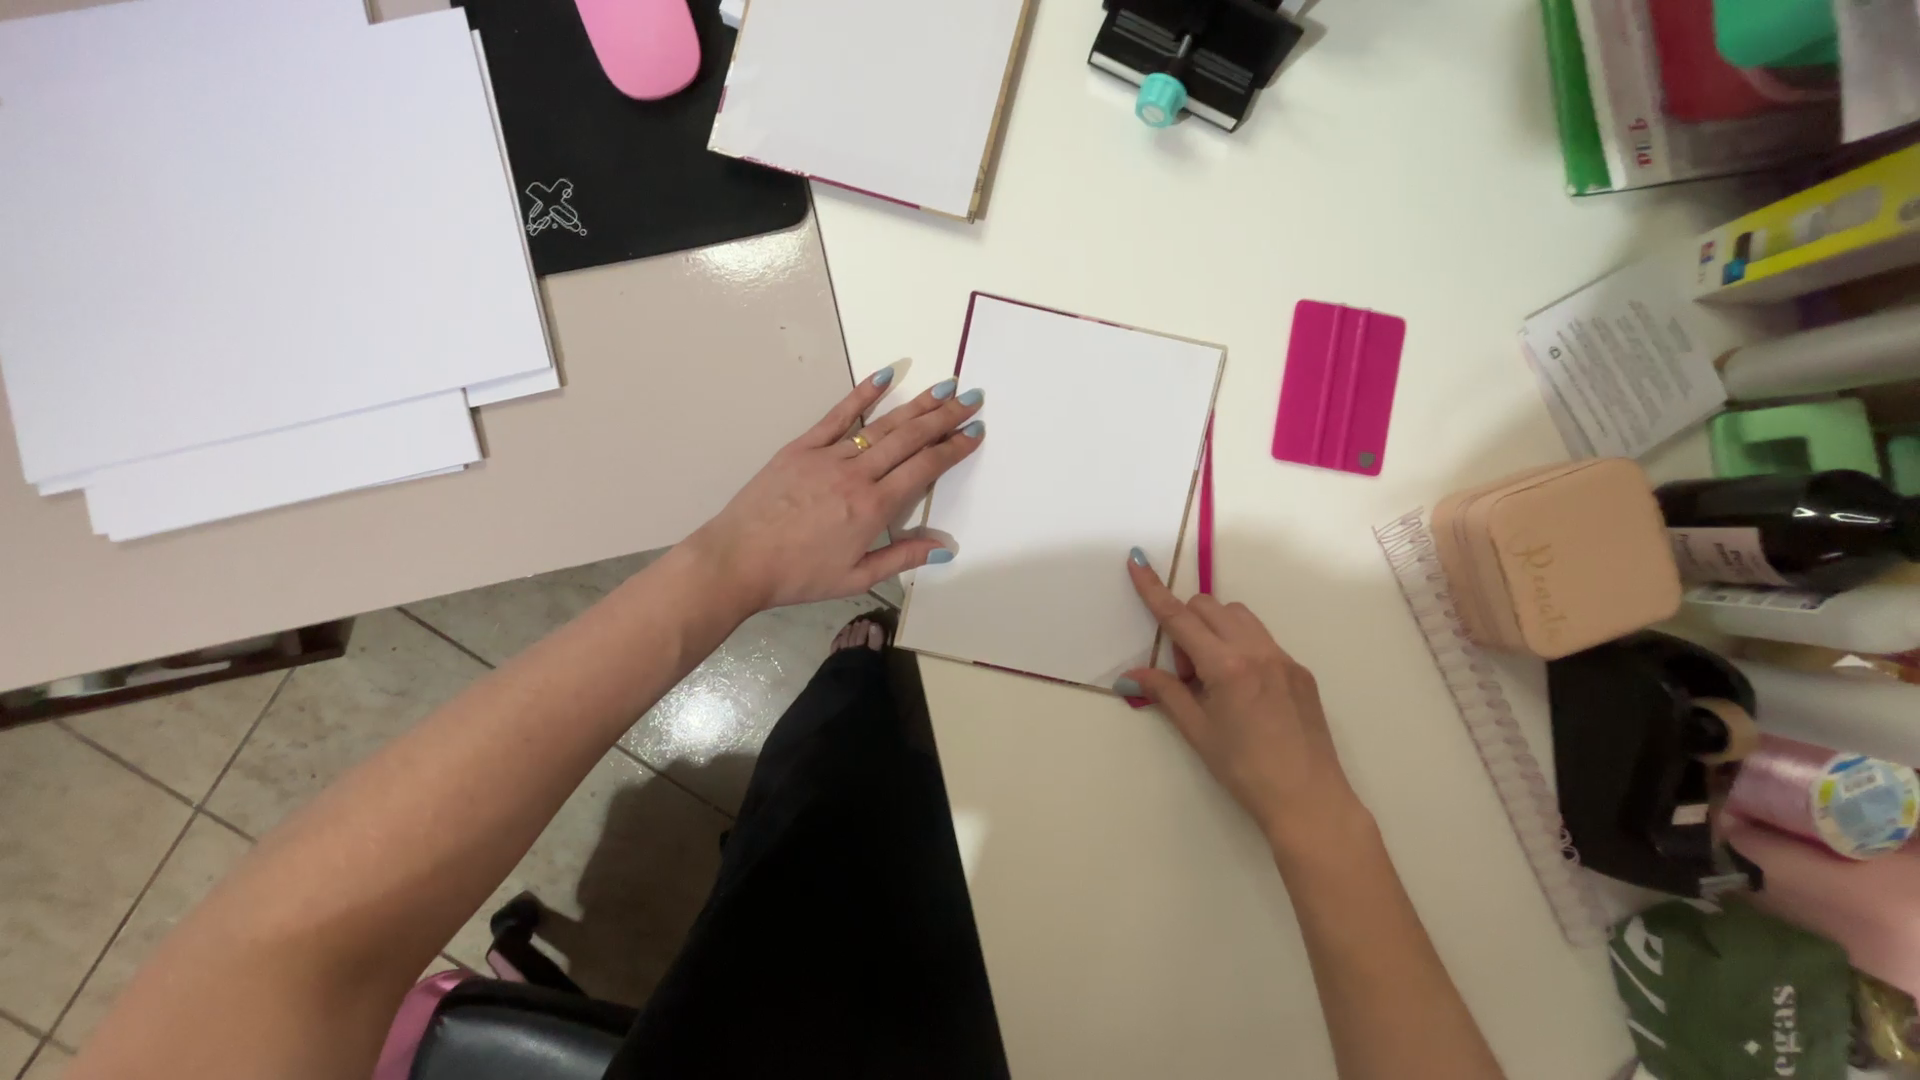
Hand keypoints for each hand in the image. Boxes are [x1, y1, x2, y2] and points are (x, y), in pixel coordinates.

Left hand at [687, 370, 983, 610]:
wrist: (738, 560)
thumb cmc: (799, 575)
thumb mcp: (856, 578)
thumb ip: (902, 558)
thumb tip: (945, 547)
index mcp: (873, 508)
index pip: (924, 469)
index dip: (953, 448)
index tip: (974, 431)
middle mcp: (856, 475)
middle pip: (909, 439)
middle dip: (944, 417)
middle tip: (970, 398)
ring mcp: (828, 456)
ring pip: (881, 425)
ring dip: (916, 404)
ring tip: (943, 387)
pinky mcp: (802, 447)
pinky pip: (838, 416)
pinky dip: (862, 395)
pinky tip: (884, 376)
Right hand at [1117, 553, 1359, 845]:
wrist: (1309, 799)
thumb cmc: (1245, 769)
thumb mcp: (1197, 731)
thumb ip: (1165, 693)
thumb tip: (1132, 675)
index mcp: (1226, 666)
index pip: (1179, 618)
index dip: (1153, 589)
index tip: (1137, 561)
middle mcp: (1256, 651)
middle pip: (1209, 607)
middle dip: (1186, 625)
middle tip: (1186, 674)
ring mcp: (1283, 658)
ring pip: (1239, 616)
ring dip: (1214, 630)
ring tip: (1213, 678)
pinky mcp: (1300, 671)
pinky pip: (1262, 639)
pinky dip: (1240, 647)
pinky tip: (1242, 691)